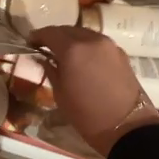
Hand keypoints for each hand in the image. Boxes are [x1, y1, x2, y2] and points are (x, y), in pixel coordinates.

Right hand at [30, 26, 158, 157]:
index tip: (30, 43)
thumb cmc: (87, 114)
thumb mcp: (60, 94)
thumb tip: (43, 58)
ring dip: (72, 39)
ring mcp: (109, 45)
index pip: (50, 33)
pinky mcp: (121, 53)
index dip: (37, 36)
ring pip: (84, 33)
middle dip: (55, 36)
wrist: (127, 128)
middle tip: (45, 47)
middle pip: (67, 30)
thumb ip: (50, 70)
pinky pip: (98, 42)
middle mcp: (91, 40)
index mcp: (72, 49)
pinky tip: (83, 59)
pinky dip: (87, 46)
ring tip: (64, 53)